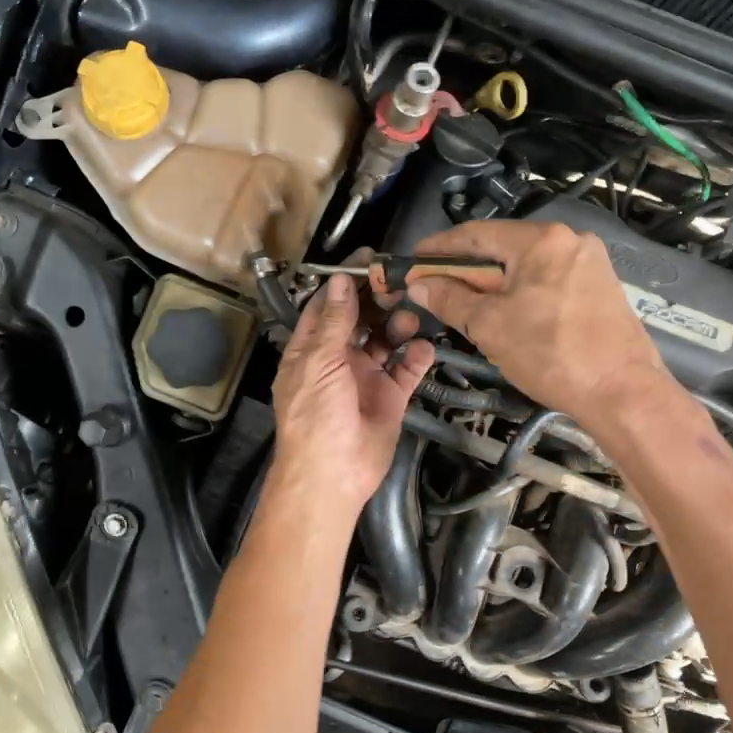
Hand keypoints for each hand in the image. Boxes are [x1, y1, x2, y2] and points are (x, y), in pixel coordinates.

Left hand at [271, 273, 434, 510]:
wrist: (332, 473)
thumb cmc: (315, 415)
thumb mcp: (319, 361)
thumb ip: (333, 321)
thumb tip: (339, 281)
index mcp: (310, 350)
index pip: (326, 307)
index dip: (345, 283)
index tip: (369, 259)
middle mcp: (337, 360)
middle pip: (360, 320)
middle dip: (378, 301)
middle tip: (401, 283)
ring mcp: (365, 378)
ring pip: (385, 341)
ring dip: (398, 325)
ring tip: (412, 315)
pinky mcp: (390, 397)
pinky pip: (406, 370)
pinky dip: (415, 356)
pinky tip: (422, 347)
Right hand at [403, 220, 676, 434]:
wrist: (621, 392)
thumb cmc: (550, 354)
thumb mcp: (489, 326)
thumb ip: (450, 299)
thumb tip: (420, 285)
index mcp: (541, 240)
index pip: (476, 234)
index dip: (438, 248)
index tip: (413, 261)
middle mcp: (569, 241)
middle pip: (502, 248)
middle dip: (464, 269)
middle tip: (433, 288)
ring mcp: (588, 263)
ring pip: (524, 267)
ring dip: (490, 283)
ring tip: (463, 305)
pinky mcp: (598, 288)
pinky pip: (545, 281)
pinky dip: (517, 293)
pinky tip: (502, 314)